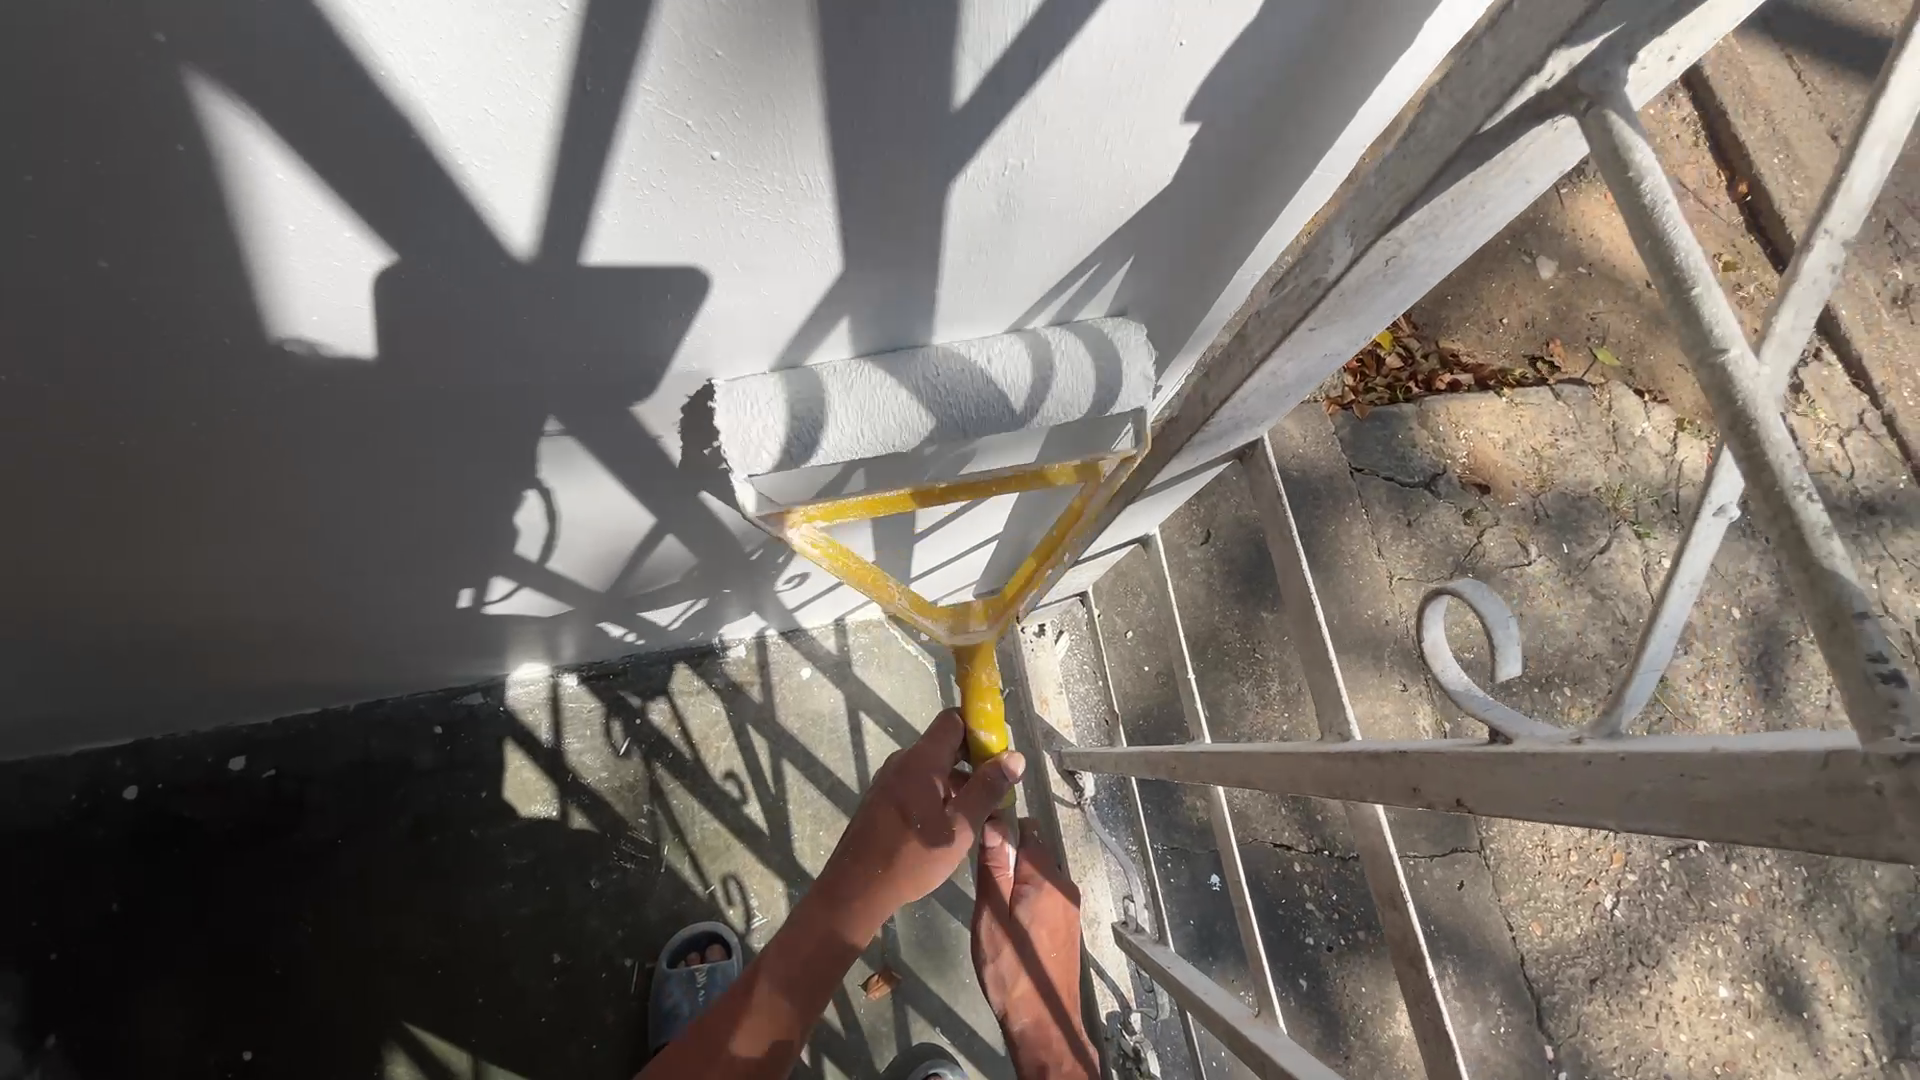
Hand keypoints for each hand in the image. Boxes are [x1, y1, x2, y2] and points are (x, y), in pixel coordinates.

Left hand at [818, 709, 1024, 935]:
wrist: (855, 889)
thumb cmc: (910, 858)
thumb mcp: (959, 828)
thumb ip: (986, 790)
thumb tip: (1015, 757)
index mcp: (921, 760)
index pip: (952, 719)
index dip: (979, 726)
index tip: (1000, 749)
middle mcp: (903, 761)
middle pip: (944, 742)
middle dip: (974, 757)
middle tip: (998, 783)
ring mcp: (890, 779)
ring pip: (932, 765)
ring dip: (958, 779)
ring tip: (982, 808)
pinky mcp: (883, 797)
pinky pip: (918, 781)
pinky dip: (939, 791)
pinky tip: (952, 821)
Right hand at [972, 818, 1097, 1079]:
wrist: (1042, 1022)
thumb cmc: (1010, 968)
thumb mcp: (991, 914)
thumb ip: (994, 866)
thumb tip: (994, 820)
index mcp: (1046, 877)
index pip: (1025, 829)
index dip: (1001, 834)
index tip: (982, 855)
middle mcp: (1065, 884)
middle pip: (1033, 850)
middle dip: (1009, 860)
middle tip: (987, 890)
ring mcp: (1070, 905)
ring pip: (1039, 873)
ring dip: (1018, 881)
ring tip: (997, 909)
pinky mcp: (1069, 923)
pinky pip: (1046, 894)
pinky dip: (1029, 898)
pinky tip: (1013, 924)